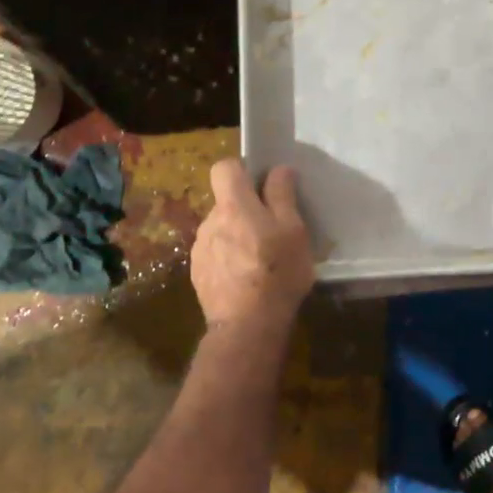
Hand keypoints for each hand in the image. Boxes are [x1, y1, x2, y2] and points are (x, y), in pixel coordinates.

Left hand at [191, 161, 314, 335]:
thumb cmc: (278, 272)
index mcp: (234, 206)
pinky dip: (229, 257)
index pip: (224, 168)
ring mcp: (200, 248)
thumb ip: (283, 197)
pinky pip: (215, 252)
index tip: (262, 185)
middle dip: (246, 209)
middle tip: (272, 230)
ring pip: (221, 229)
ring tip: (260, 259)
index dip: (243, 170)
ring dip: (238, 235)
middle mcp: (210, 221)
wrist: (248, 324)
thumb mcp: (294, 231)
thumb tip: (279, 170)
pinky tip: (246, 277)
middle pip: (226, 202)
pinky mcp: (198, 272)